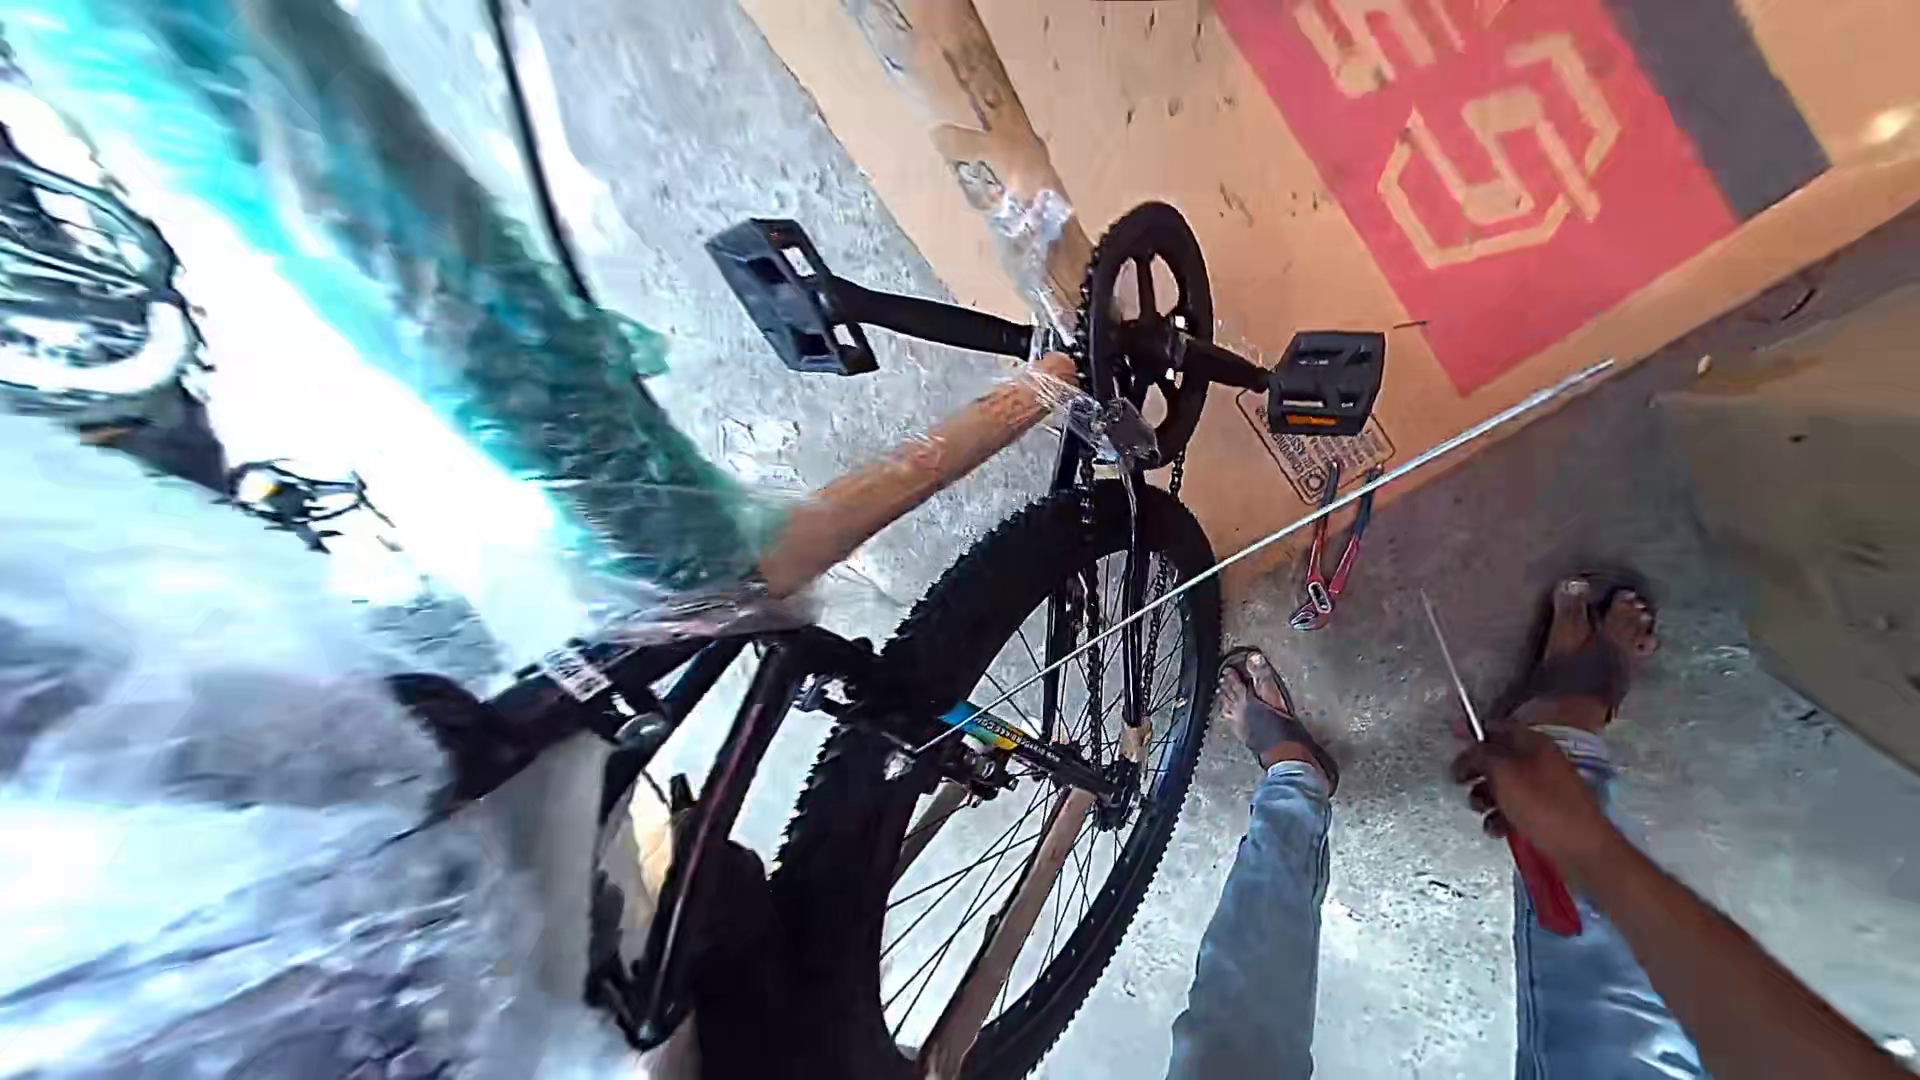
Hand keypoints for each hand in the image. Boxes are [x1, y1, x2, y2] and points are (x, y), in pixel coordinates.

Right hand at [1451, 726, 1621, 876]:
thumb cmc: (1541, 805)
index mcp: (1535, 745)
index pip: (1497, 728)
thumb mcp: (1501, 771)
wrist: (1584, 851)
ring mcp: (1546, 789)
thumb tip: (1471, 747)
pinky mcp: (1547, 814)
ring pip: (1502, 785)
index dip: (1473, 731)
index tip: (1454, 737)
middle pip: (1496, 758)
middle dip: (1475, 770)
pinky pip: (1514, 807)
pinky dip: (1499, 816)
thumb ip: (1480, 753)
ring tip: (1479, 808)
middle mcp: (1542, 763)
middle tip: (1459, 779)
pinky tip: (1495, 827)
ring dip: (1483, 796)